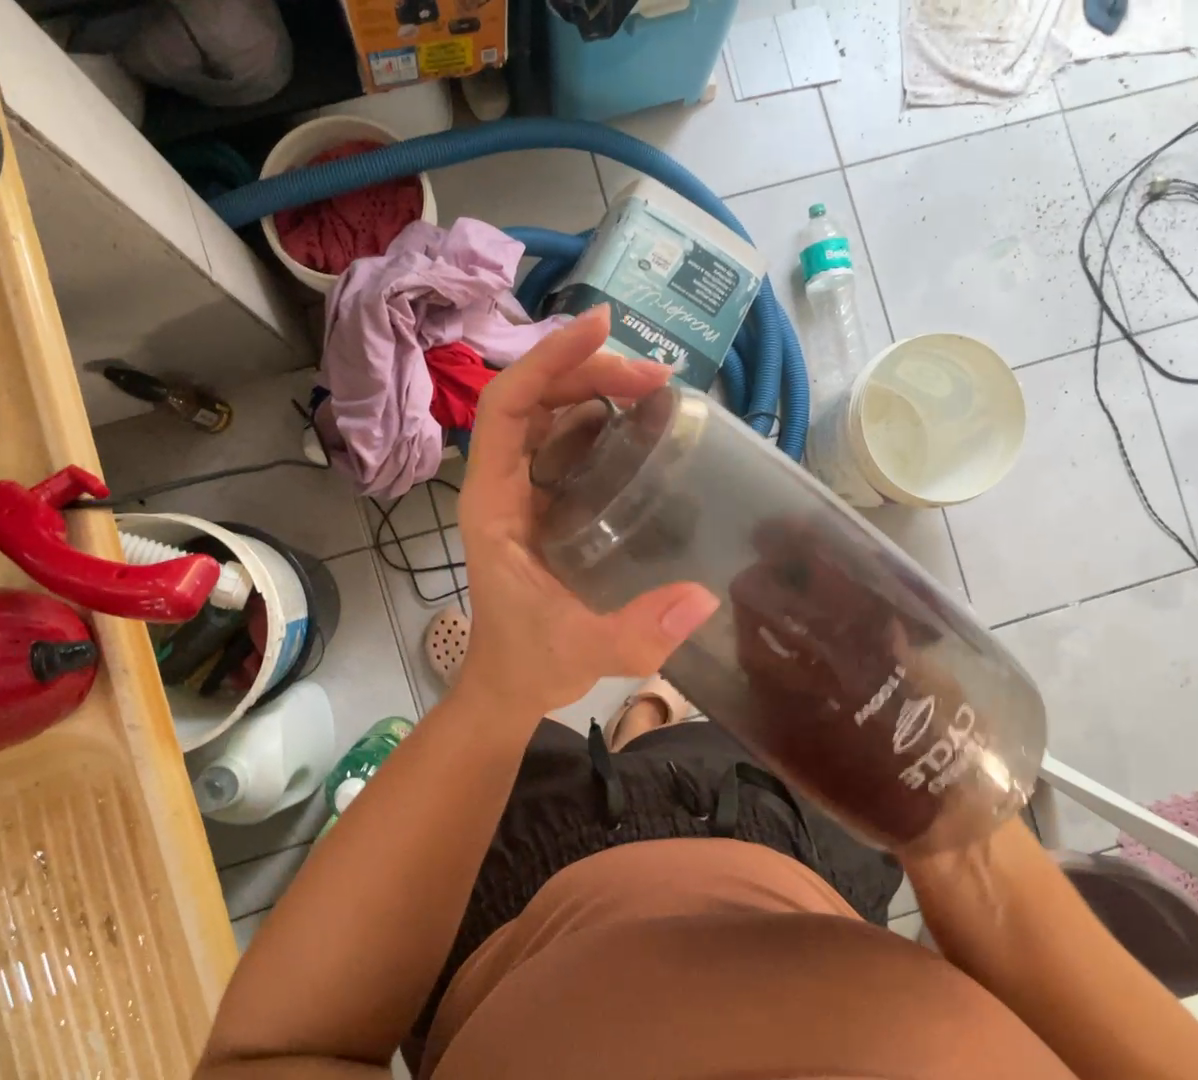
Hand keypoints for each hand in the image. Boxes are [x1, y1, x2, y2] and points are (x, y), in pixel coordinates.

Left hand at [452, 308, 719, 717]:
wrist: (510, 684)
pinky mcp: (543, 501)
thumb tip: (703, 598)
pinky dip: (599, 419)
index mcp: (494, 502)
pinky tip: (640, 424)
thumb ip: (637, 633)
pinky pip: (565, 441)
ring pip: (549, 413)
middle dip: (588, 371)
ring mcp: (521, 490)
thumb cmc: (530, 661)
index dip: (548, 359)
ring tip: (656, 387)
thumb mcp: (583, 650)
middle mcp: (502, 484)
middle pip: (533, 398)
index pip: (507, 405)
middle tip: (656, 375)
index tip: (602, 328)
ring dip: (594, 388)